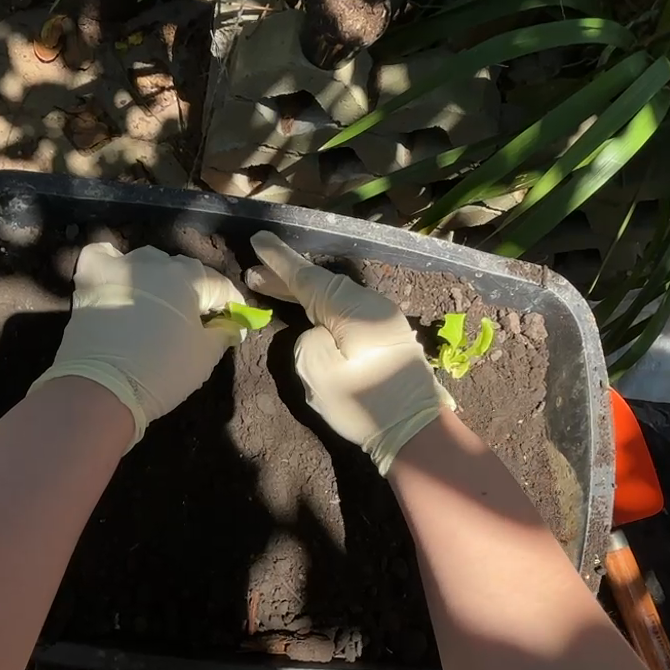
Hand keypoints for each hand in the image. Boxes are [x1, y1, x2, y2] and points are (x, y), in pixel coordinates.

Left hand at [34, 242, 245, 444]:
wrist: (103, 388)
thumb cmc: (163, 372)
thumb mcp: (205, 357)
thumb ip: (223, 334)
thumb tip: (232, 325)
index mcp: (188, 278)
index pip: (218, 285)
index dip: (230, 303)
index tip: (235, 319)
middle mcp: (156, 263)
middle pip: (183, 271)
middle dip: (194, 291)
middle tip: (195, 319)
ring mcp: (121, 266)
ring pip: (146, 262)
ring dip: (157, 278)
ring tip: (157, 303)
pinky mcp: (91, 278)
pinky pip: (103, 256)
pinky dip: (113, 263)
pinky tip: (118, 278)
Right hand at [247, 231, 451, 474]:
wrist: (416, 430)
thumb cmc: (366, 405)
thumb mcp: (319, 375)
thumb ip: (306, 342)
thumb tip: (316, 333)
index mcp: (353, 309)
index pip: (308, 278)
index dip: (280, 260)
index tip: (258, 239)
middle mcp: (369, 304)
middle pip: (320, 284)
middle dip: (285, 278)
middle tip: (253, 274)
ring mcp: (380, 318)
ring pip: (332, 296)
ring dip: (301, 293)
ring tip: (270, 288)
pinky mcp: (384, 334)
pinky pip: (343, 308)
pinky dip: (320, 305)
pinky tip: (306, 309)